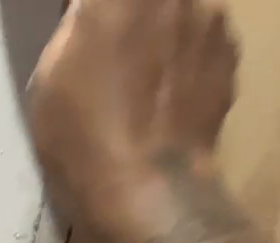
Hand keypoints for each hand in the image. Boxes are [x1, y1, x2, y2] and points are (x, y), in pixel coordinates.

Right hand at [24, 0, 240, 235]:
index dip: (96, 11)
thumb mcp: (49, 80)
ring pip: (181, 7)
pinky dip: (187, 52)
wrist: (145, 188)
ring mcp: (208, 14)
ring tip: (146, 73)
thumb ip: (75, 27)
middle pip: (151, 0)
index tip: (87, 24)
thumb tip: (90, 9)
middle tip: (117, 47)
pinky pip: (203, 35)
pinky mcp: (230, 48)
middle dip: (134, 16)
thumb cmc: (80, 138)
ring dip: (164, 26)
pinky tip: (168, 93)